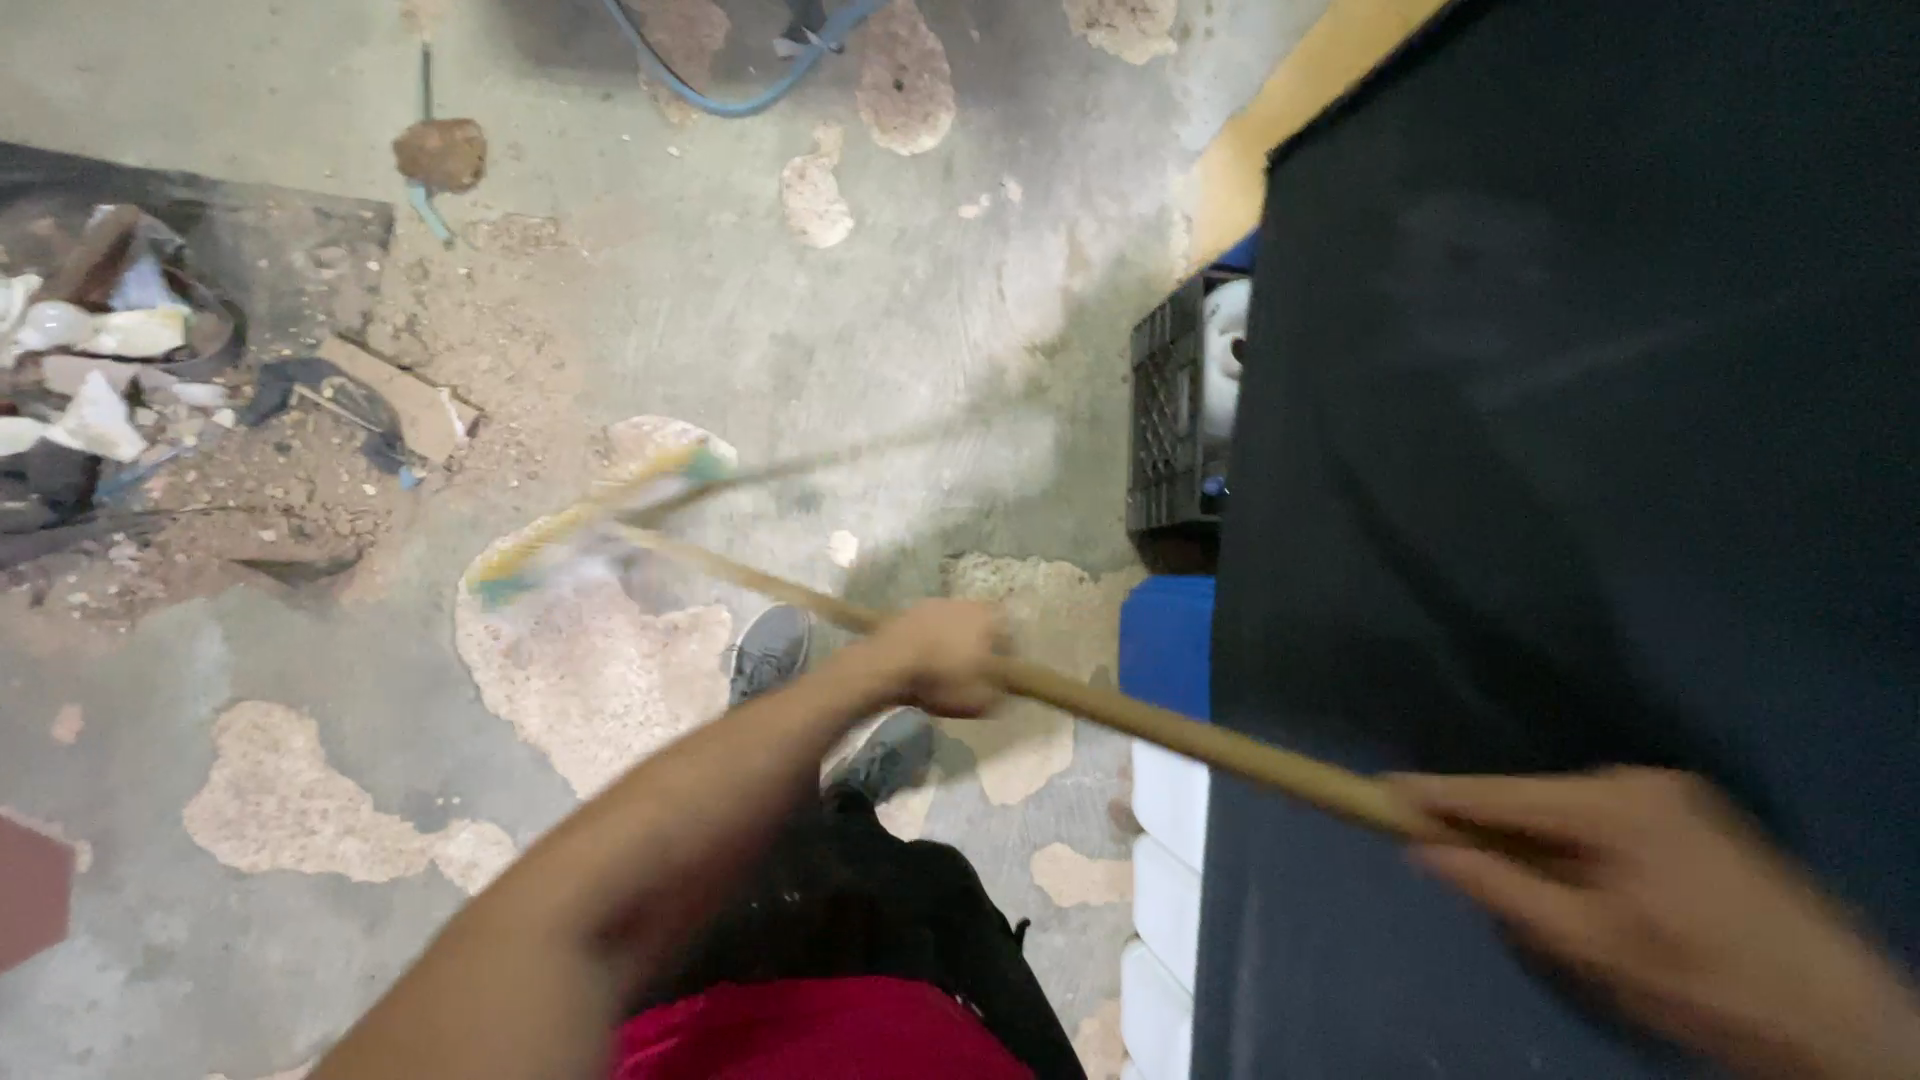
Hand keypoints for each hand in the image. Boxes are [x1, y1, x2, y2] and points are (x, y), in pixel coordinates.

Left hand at [860, 599, 1006, 717]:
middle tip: (972, 668)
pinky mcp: (914, 608)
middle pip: (983, 625)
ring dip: (954, 639)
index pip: (1010, 637)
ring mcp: (939, 602)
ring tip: (944, 663)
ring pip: (956, 622)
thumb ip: (999, 696)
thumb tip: (1004, 693)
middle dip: (980, 644)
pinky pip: (931, 625)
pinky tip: (923, 656)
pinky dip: (931, 638)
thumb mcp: (978, 700)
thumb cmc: (942, 679)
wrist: (890, 661)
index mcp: (991, 621)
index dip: (1007, 658)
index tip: (1000, 674)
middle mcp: (969, 604)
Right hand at [1390, 767, 1919, 1079]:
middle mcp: (1639, 784)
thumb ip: (1499, 887)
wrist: (1860, 1032)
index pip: (1498, 793)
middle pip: (1529, 800)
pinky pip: (1598, 823)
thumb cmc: (1710, 987)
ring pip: (1562, 813)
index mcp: (1615, 806)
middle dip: (1486, 828)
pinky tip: (1572, 886)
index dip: (1434, 794)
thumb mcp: (1591, 945)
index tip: (1377, 787)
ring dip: (1529, 843)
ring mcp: (1670, 797)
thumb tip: (1424, 848)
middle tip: (1442, 853)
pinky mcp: (1689, 819)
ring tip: (1517, 887)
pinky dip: (1567, 849)